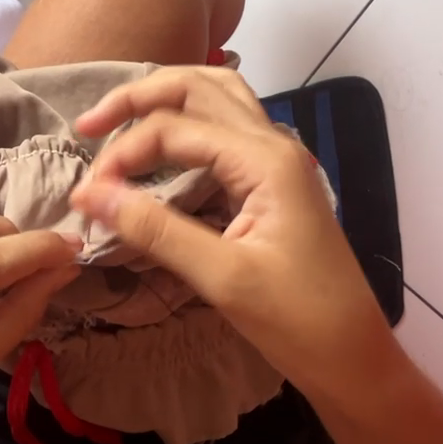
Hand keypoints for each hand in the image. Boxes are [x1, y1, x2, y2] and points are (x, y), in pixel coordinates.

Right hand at [68, 67, 396, 407]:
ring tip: (120, 120)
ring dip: (165, 98)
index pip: (174, 129)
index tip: (87, 195)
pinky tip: (163, 143)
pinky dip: (187, 120)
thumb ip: (155, 229)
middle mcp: (273, 143)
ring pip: (216, 95)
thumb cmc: (298, 321)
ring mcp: (277, 157)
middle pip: (197, 86)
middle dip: (137, 98)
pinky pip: (226, 126)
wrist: (355, 357)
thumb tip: (89, 195)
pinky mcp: (273, 178)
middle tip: (88, 126)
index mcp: (265, 160)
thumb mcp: (222, 277)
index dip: (123, 154)